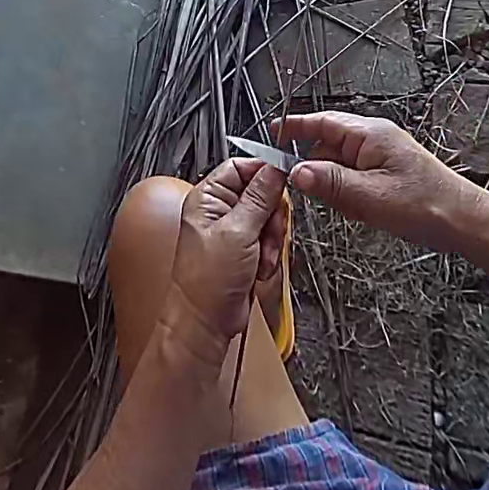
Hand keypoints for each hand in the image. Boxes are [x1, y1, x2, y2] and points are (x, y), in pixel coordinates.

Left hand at [160, 158, 289, 367]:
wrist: (205, 323)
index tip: (283, 182)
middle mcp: (219, 210)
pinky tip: (260, 267)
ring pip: (269, 217)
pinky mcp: (245, 249)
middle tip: (268, 232)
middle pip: (261, 192)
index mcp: (208, 197)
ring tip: (261, 256)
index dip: (264, 172)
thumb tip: (275, 168)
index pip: (241, 166)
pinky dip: (271, 254)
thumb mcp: (238, 232)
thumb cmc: (206, 281)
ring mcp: (233, 230)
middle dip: (271, 216)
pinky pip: (269, 239)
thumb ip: (260, 197)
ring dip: (273, 239)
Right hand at [277, 111, 488, 254]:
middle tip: (307, 189)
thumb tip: (296, 173)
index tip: (273, 132)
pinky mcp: (385, 171)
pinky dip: (348, 191)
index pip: (321, 122)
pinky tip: (360, 209)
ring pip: (338, 163)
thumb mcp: (370, 197)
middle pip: (327, 144)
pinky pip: (353, 176)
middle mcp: (373, 138)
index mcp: (369, 134)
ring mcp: (379, 154)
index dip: (294, 127)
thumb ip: (330, 183)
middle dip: (316, 168)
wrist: (465, 222)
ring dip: (334, 184)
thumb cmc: (428, 205)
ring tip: (350, 206)